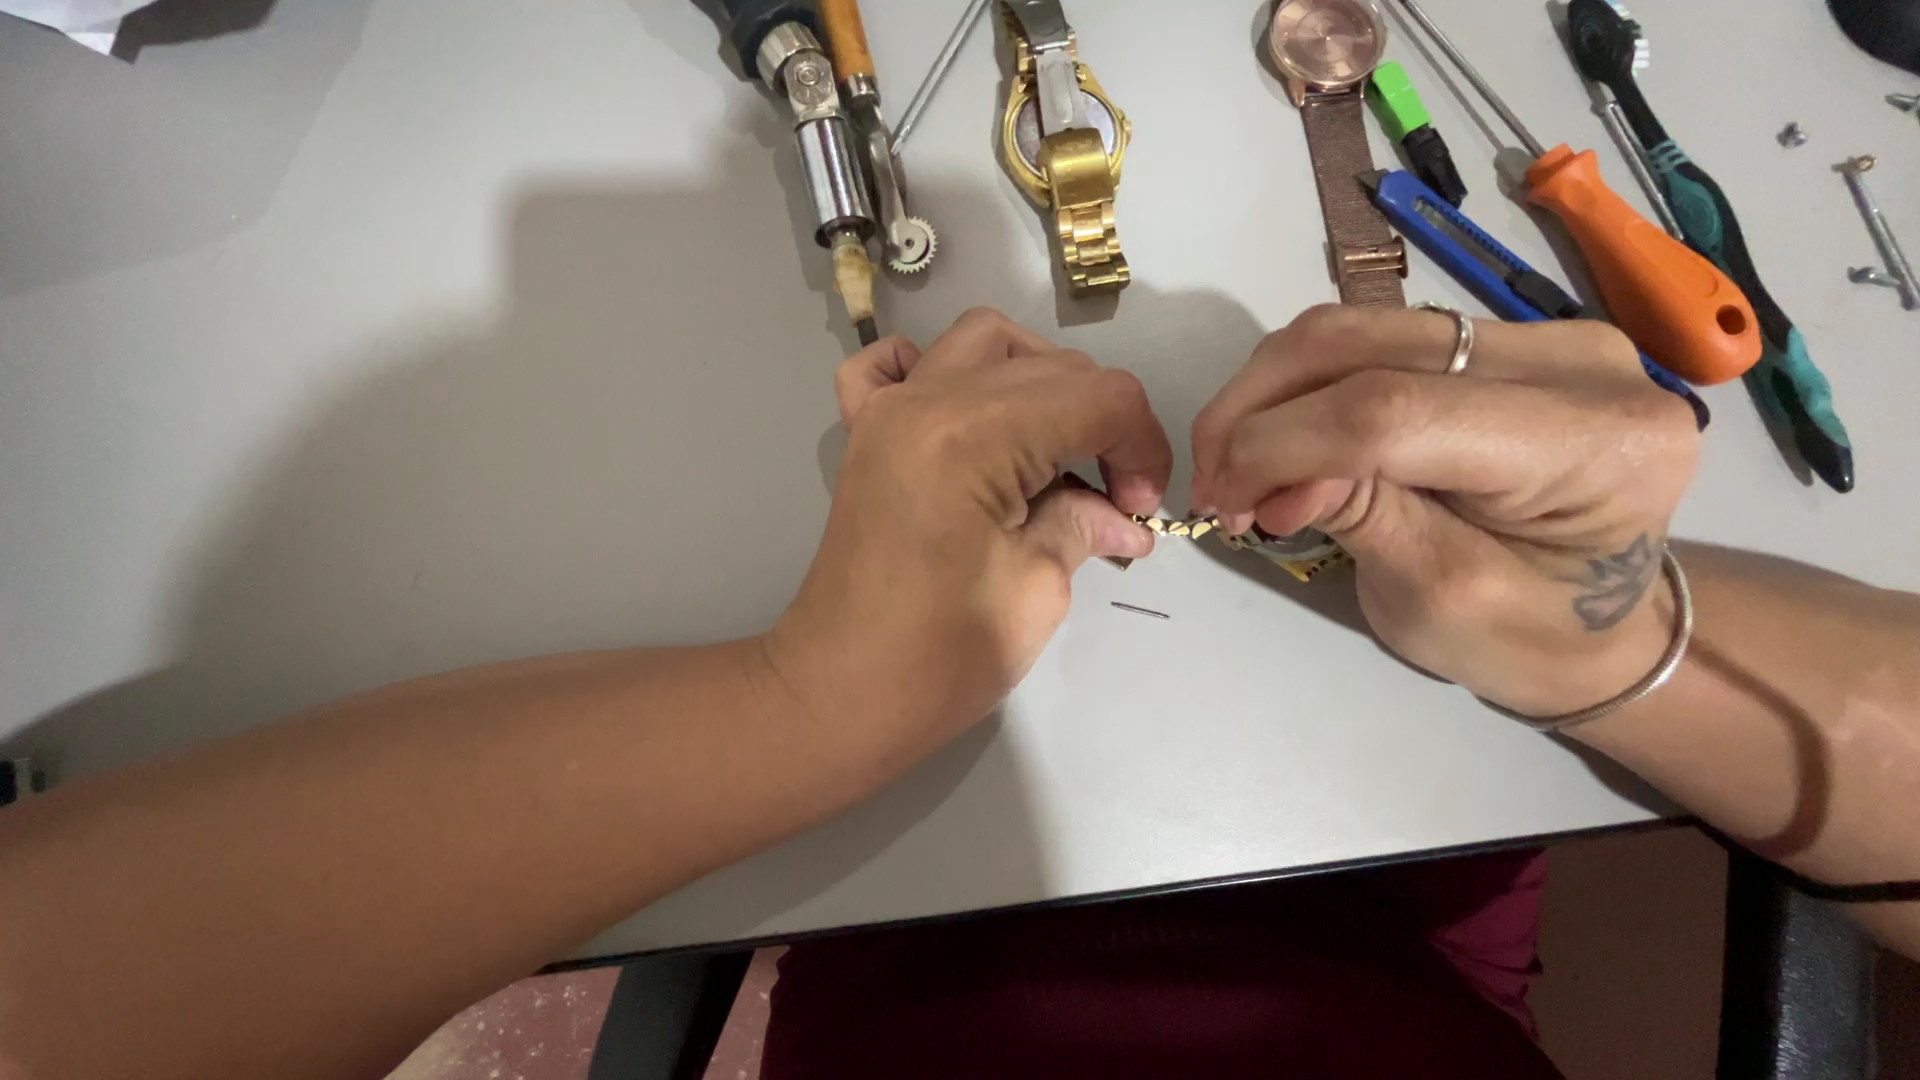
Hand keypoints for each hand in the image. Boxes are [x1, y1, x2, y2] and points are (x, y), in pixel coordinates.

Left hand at [767, 309, 1170, 767]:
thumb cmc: (941, 658)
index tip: (1141, 511)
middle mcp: (927, 399)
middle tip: (1112, 500)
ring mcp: (887, 409)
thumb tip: (1126, 517)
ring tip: (1054, 449)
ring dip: (1040, 381)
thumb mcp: (1037, 591)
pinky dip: (937, 368)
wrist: (840, 692)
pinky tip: (963, 410)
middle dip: (1103, 424)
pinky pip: (895, 364)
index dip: (1142, 448)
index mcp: (974, 435)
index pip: (1099, 397)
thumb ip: (1083, 526)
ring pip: (986, 342)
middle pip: (1052, 366)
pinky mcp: (865, 432)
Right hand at [1191, 305, 1700, 717]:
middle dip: (1253, 413)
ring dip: (1260, 397)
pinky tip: (1275, 443)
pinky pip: (1357, 340)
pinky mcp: (1483, 341)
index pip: (1396, 411)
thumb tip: (1265, 477)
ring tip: (1234, 471)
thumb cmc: (1527, 637)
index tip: (1224, 505)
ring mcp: (1526, 337)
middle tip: (1213, 486)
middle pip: (1359, 343)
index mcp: (1593, 441)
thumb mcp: (1439, 598)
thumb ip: (1362, 519)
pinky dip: (1291, 390)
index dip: (1282, 449)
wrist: (1595, 621)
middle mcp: (1569, 358)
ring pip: (1345, 329)